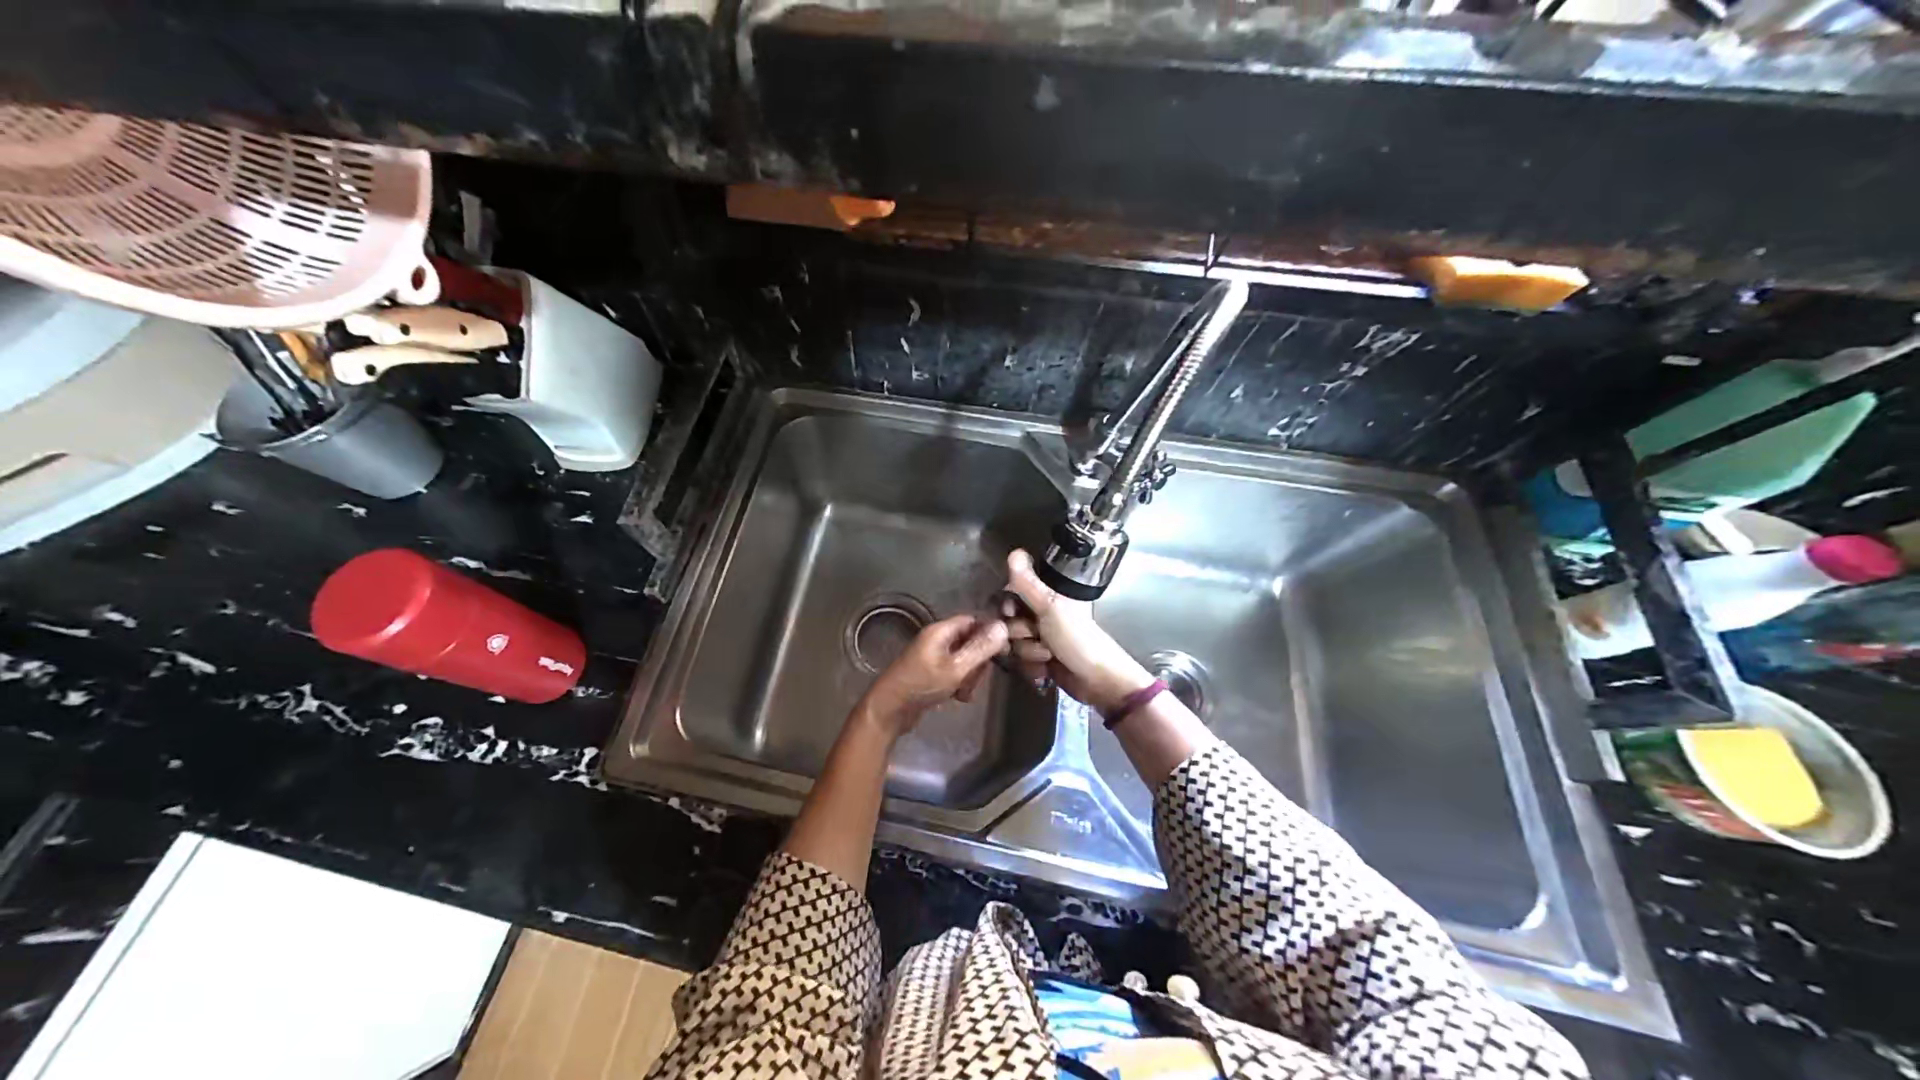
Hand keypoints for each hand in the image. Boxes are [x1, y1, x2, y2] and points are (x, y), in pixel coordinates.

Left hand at [858, 614, 1009, 738]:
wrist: (889, 710)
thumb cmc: (921, 685)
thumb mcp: (956, 668)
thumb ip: (980, 648)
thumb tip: (1003, 627)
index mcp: (940, 631)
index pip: (973, 620)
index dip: (989, 633)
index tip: (1003, 650)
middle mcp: (936, 639)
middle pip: (970, 641)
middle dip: (978, 661)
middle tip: (976, 680)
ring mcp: (932, 656)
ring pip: (964, 659)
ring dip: (970, 676)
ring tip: (964, 692)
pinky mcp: (930, 672)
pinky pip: (954, 672)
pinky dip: (959, 683)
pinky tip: (958, 697)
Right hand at [1001, 549, 1154, 713]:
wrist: (1097, 680)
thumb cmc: (1077, 639)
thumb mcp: (1050, 607)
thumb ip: (1027, 583)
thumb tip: (1014, 552)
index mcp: (1046, 597)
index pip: (1010, 596)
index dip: (1007, 606)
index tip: (1013, 612)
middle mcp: (1040, 616)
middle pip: (1007, 623)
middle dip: (1020, 634)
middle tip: (1038, 635)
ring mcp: (1040, 640)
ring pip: (1013, 645)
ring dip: (1029, 653)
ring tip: (1049, 655)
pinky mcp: (1039, 662)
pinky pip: (1020, 664)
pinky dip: (1032, 668)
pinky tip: (1046, 670)